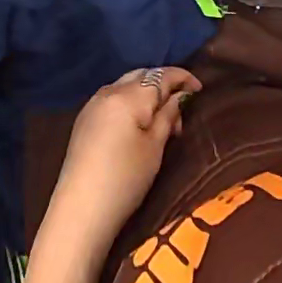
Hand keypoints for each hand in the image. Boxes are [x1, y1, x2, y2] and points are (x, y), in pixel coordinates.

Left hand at [46, 67, 201, 243]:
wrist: (81, 207)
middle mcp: (108, 91)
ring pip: (126, 85)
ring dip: (146, 93)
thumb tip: (179, 96)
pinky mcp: (84, 118)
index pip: (160, 75)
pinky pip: (113, 97)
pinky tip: (137, 123)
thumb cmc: (126, 178)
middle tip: (181, 109)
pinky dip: (130, 101)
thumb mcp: (155, 147)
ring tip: (161, 120)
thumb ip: (168, 115)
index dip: (182, 78)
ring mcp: (93, 103)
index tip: (200, 89)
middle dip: (163, 84)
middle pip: (141, 76)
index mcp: (128, 96)